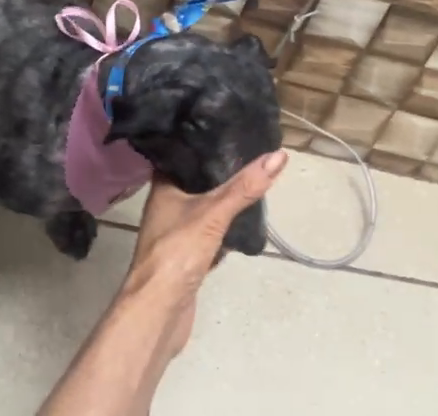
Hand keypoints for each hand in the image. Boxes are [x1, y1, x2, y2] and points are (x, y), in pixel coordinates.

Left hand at [123, 151, 287, 355]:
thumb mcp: (213, 213)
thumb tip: (279, 155)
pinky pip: (210, 232)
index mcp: (163, 188)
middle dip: (220, 169)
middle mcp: (166, 206)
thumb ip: (244, 186)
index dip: (203, 139)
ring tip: (253, 179)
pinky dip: (225, 227)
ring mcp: (176, 233)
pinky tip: (244, 221)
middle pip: (196, 180)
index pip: (182, 153)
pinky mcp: (187, 256)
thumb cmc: (177, 254)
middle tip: (250, 150)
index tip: (229, 125)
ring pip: (204, 207)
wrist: (158, 313)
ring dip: (224, 198)